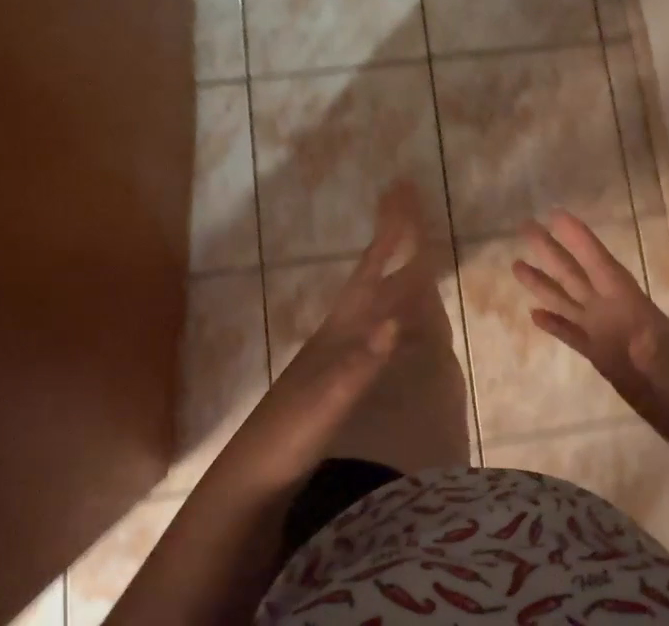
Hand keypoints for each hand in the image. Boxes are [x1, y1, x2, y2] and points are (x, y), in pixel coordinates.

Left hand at [221, 182, 438, 485]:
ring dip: (394, 274)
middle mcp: (339, 332)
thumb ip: (360, 365)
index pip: (370, 274)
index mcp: (339, 332)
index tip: (403, 195)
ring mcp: (337, 351)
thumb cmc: (290, 435)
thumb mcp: (327, 402)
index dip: (389, 236)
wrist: (254, 472)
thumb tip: (394, 325)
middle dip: (393, 242)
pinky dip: (393, 314)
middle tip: (411, 206)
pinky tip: (399, 322)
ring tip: (414, 254)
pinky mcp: (338, 374)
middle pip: (372, 277)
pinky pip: (374, 329)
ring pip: (372, 301)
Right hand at [511, 211, 668, 457]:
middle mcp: (616, 316)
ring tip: (516, 264)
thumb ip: (658, 357)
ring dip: (545, 285)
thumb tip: (640, 339)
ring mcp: (610, 339)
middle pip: (578, 276)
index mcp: (634, 309)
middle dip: (552, 252)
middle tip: (524, 225)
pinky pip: (574, 337)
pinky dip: (555, 325)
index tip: (556, 213)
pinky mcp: (607, 363)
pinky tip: (534, 316)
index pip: (600, 265)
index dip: (580, 240)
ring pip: (570, 303)